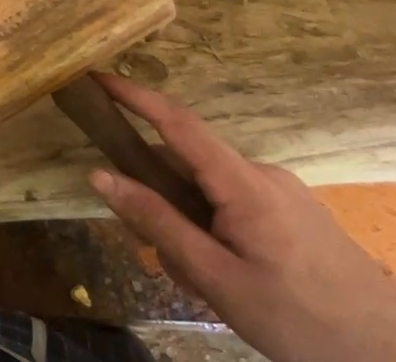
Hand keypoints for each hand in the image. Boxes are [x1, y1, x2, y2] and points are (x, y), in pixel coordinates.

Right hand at [90, 72, 395, 361]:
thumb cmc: (303, 319)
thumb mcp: (217, 277)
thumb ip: (156, 222)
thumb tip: (98, 174)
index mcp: (246, 186)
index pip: (179, 124)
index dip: (133, 96)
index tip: (93, 76)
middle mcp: (266, 178)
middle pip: (185, 165)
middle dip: (154, 196)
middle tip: (145, 245)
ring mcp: (286, 196)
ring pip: (207, 190)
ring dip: (184, 221)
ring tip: (194, 276)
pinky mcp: (298, 216)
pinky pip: (233, 205)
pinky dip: (210, 228)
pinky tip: (220, 273)